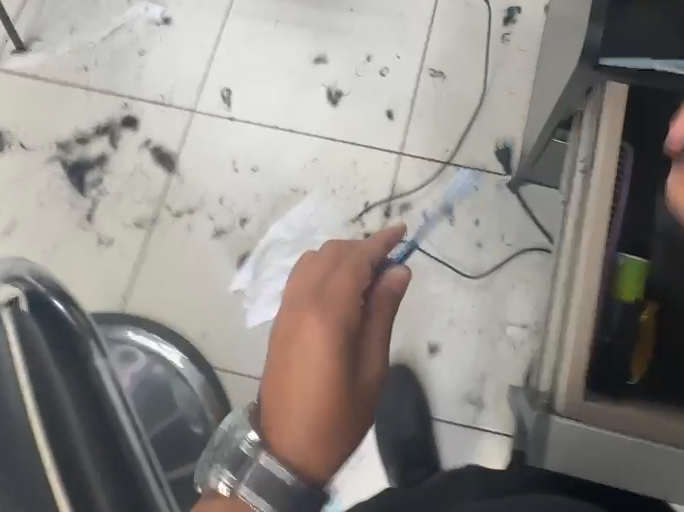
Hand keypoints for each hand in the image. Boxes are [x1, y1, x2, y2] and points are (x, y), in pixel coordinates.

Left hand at [257, 226, 411, 487]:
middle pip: (334, 252)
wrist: (285, 451)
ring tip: (368, 278)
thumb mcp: (372, 367)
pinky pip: (302, 275)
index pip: (357, 258)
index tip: (404, 231)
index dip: (382, 242)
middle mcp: (303, 300)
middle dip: (364, 249)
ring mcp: (286, 308)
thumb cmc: (338, 415)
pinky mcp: (280, 320)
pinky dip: (324, 268)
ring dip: (342, 257)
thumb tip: (398, 270)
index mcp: (328, 312)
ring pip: (315, 259)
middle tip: (392, 267)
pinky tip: (342, 290)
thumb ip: (382, 312)